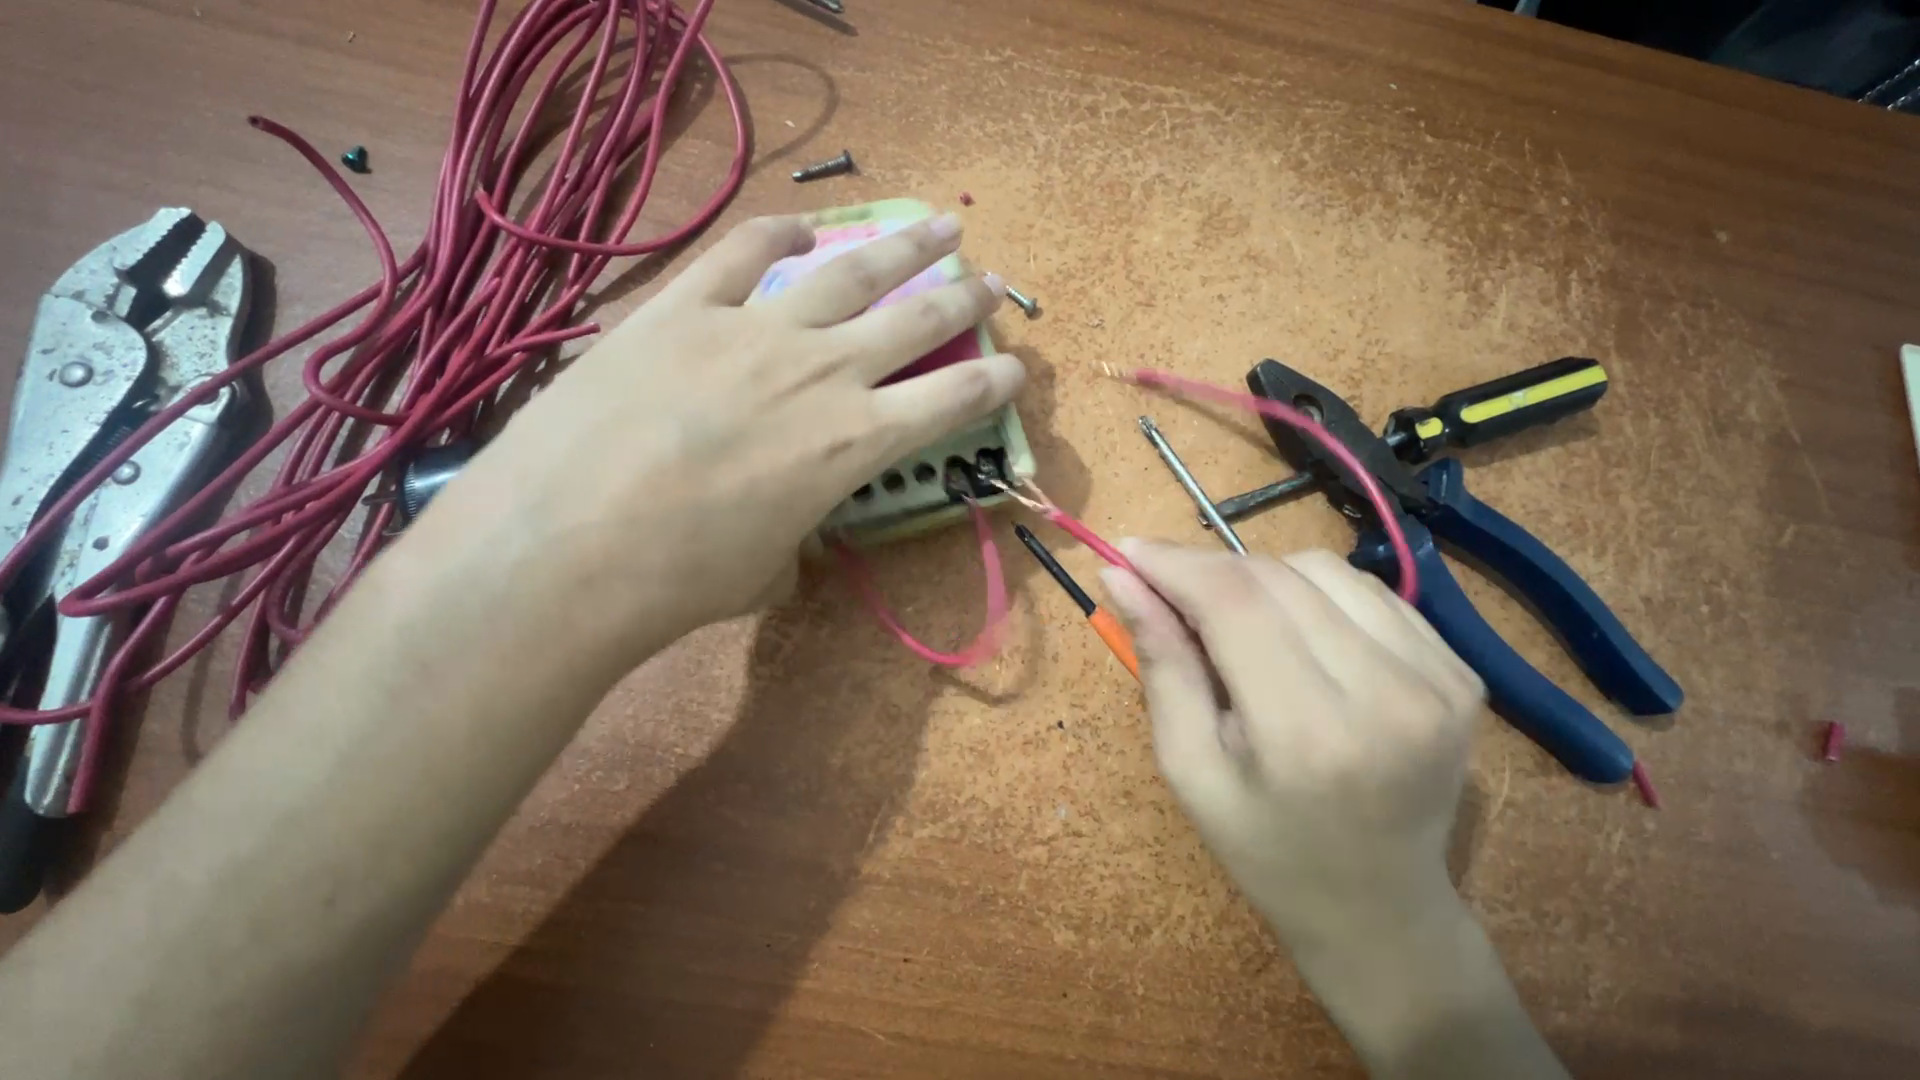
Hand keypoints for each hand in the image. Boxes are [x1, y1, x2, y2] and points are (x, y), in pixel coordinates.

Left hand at [413, 212, 1021, 664]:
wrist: (564, 548)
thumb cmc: (680, 580)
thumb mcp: (768, 569)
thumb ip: (796, 531)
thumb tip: (788, 520)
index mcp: (853, 443)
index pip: (949, 401)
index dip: (992, 380)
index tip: (1016, 365)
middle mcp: (820, 372)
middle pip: (914, 319)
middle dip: (963, 297)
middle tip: (991, 280)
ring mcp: (751, 330)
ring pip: (849, 272)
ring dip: (903, 246)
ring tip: (938, 225)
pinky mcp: (681, 308)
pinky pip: (741, 254)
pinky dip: (778, 236)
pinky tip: (802, 230)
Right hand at [1099, 543, 1484, 942]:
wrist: (1378, 906)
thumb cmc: (1263, 847)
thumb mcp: (1188, 766)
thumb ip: (1160, 662)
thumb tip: (1120, 574)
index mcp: (1306, 731)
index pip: (1234, 602)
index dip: (1176, 564)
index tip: (1130, 552)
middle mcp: (1386, 693)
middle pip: (1277, 576)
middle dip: (1211, 571)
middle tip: (1173, 597)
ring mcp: (1437, 679)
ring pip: (1325, 570)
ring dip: (1265, 579)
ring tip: (1243, 628)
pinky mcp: (1462, 672)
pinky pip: (1371, 591)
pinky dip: (1318, 596)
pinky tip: (1301, 639)